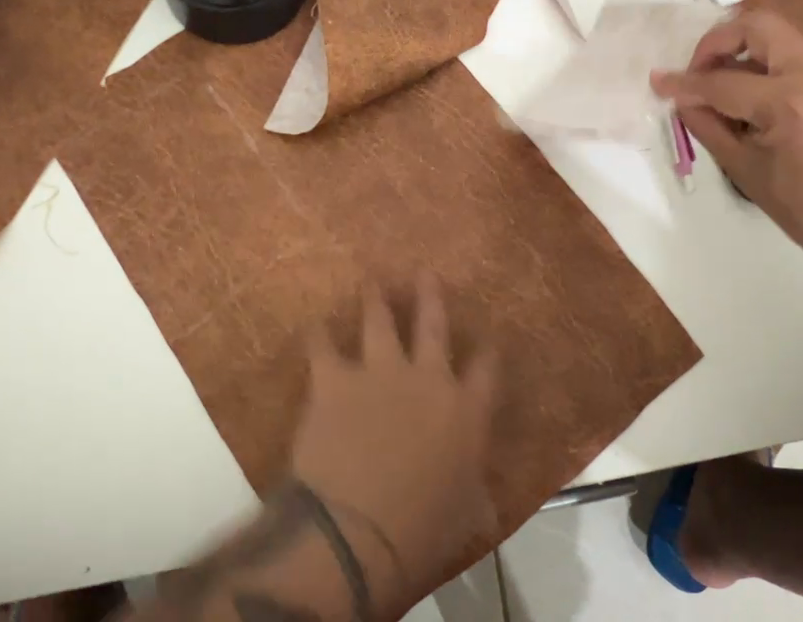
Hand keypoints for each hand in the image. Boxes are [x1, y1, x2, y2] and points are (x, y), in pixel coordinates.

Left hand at [289, 276, 498, 610]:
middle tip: (426, 272)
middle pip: (433, 326)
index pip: (486, 370)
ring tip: (373, 283)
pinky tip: (315, 323)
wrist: (358, 529)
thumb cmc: (422, 530)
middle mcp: (427, 379)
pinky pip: (323, 345)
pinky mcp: (335, 378)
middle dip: (431, 297)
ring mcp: (380, 372)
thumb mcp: (465, 516)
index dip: (487, 353)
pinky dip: (318, 334)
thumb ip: (475, 497)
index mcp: (466, 412)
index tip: (488, 340)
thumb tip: (485, 505)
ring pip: (380, 322)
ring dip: (376, 301)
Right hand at [651, 10, 802, 265]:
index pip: (723, 81)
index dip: (684, 83)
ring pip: (783, 40)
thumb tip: (681, 99)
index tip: (659, 82)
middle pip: (759, 26)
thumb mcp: (744, 169)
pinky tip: (759, 105)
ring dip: (746, 54)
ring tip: (726, 89)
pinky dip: (772, 71)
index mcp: (791, 102)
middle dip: (718, 42)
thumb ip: (707, 125)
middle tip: (698, 71)